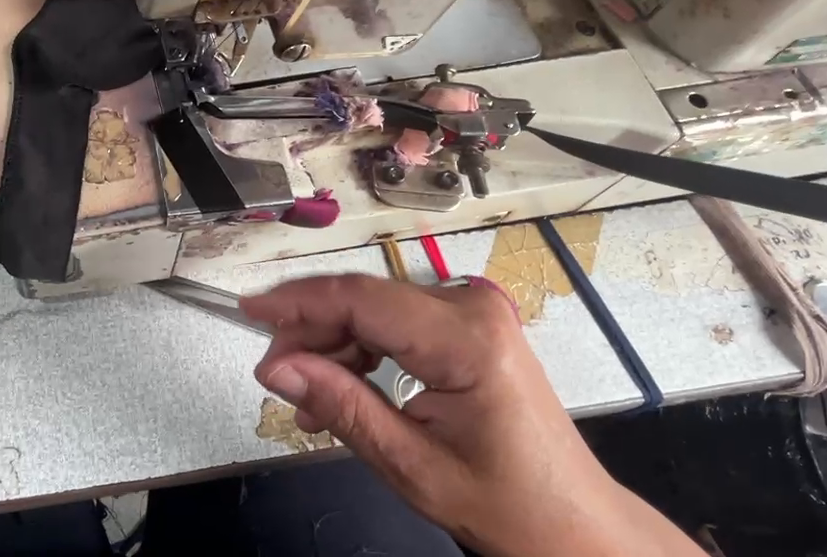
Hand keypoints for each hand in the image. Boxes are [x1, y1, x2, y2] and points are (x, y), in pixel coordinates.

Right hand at [242, 275, 701, 556]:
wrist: (578, 527)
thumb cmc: (506, 506)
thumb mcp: (414, 467)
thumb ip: (342, 408)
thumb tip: (276, 369)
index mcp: (467, 340)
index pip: (362, 300)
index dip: (298, 301)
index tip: (249, 310)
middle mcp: (470, 307)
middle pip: (364, 300)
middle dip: (310, 332)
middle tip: (273, 375)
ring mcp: (472, 310)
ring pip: (374, 308)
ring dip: (332, 343)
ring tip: (302, 393)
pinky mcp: (468, 323)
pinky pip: (395, 321)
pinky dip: (361, 348)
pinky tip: (338, 384)